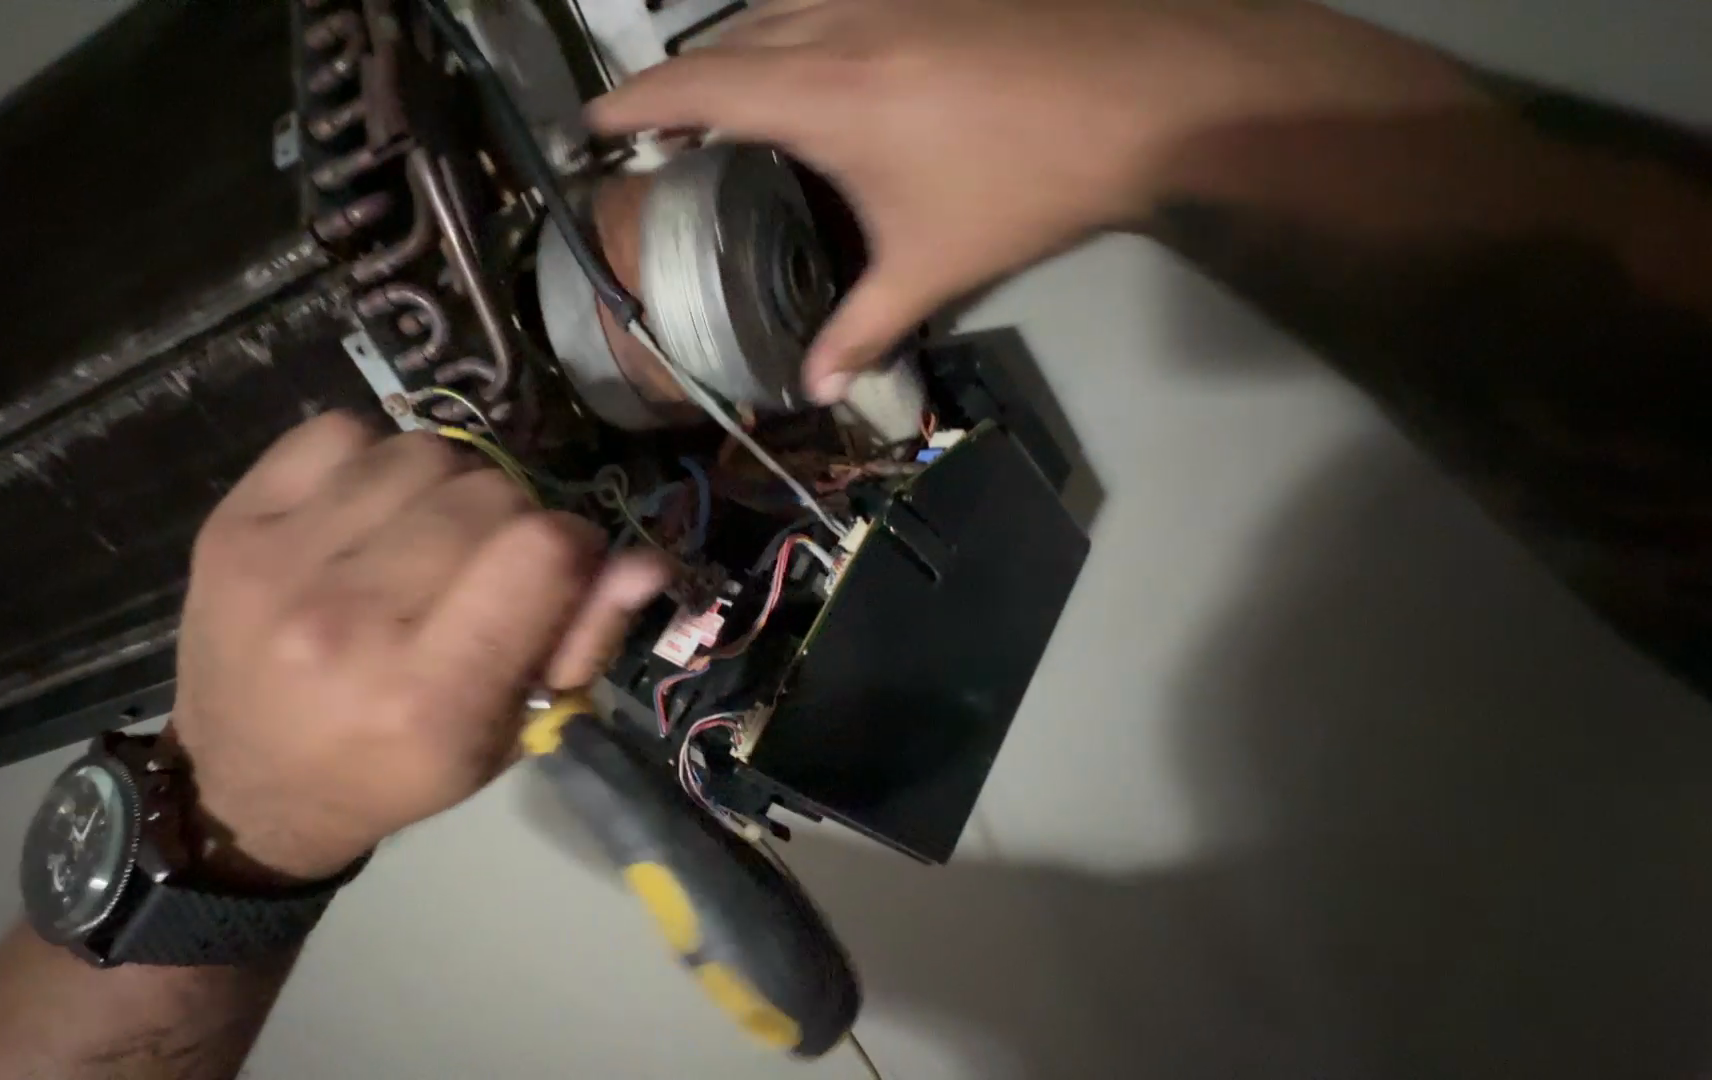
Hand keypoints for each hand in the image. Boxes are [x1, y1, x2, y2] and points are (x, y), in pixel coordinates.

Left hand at [169, 413, 668, 881]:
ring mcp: (278, 563)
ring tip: (434, 535)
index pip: (542, 551)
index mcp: (430, 692)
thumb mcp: (511, 732)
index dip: (575, 544)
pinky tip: (372, 511)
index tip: (564, 568)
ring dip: (452, 486)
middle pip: (490, 492)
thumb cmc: (402, 769)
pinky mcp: (230, 524)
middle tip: (495, 562)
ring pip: (424, 453)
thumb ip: (585, 641)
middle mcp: (348, 621)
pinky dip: (376, 459)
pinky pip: (341, 432)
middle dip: (517, 518)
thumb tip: (648, 561)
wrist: (246, 788)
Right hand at [589, 0, 1477, 400]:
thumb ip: (861, 331)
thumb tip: (817, 392)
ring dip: (736, 50)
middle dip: (680, 78)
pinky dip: (791, 31)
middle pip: (727, 37)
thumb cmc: (1025, 184)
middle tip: (658, 126)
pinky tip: (807, 65)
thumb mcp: (930, 267)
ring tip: (721, 100)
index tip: (593, 120)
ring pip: (776, 8)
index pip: (699, 87)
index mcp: (824, 93)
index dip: (636, 100)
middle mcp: (840, 23)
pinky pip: (826, 0)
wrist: (1148, 95)